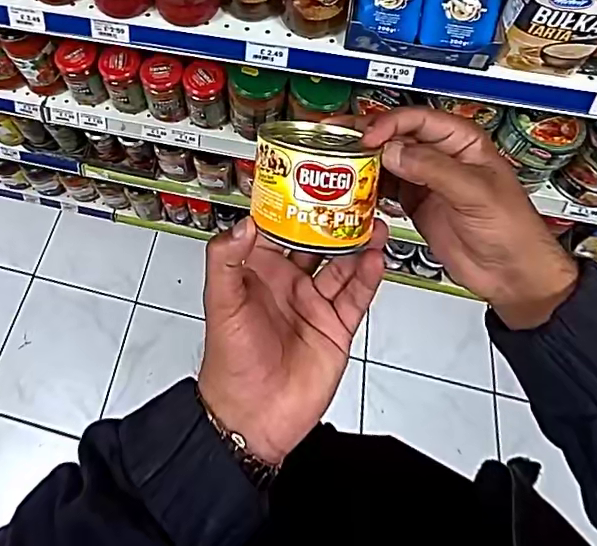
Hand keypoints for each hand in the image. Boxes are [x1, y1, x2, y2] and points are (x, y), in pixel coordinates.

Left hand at [198, 217, 385, 464]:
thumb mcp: (221, 303)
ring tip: (373, 224)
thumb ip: (226, 259)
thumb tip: (244, 223)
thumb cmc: (230, 361)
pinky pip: (356, 296)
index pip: (280, 226)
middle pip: (319, 240)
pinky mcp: (335, 326)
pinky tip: (375, 259)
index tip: (309, 178)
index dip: (294, 203)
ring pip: (343, 263)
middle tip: (354, 197)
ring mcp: (314, 302)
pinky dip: (368, 277)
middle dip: (336, 219)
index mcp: (261, 269)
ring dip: (360, 243)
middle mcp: (290, 281)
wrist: (252, 419)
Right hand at [351, 108, 577, 329]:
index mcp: (460, 140)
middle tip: (334, 139)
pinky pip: (384, 187)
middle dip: (364, 135)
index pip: (416, 120)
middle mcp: (439, 154)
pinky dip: (367, 187)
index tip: (368, 139)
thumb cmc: (514, 231)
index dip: (388, 125)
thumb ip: (434, 169)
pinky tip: (352, 190)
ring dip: (361, 161)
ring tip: (334, 162)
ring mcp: (425, 178)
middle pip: (394, 135)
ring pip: (385, 159)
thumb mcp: (476, 193)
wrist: (514, 277)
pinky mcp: (415, 202)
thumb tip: (394, 152)